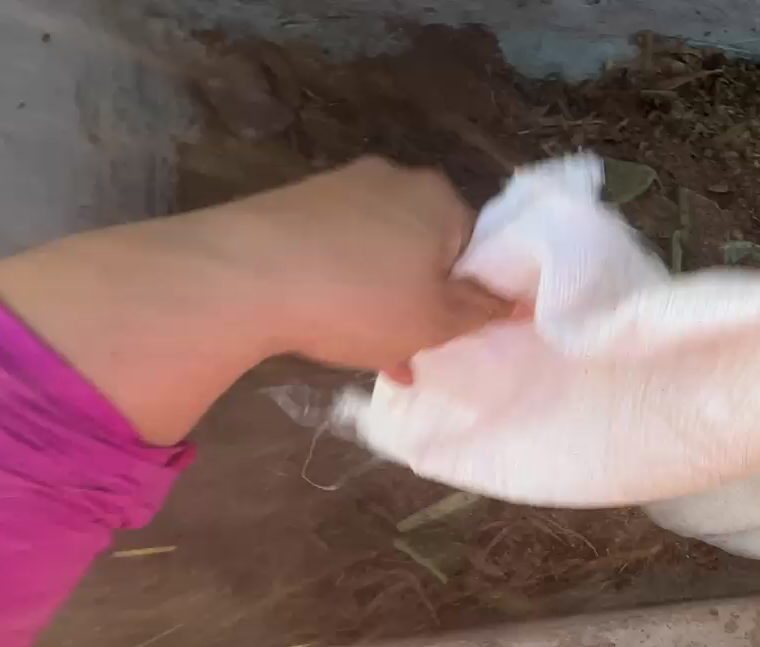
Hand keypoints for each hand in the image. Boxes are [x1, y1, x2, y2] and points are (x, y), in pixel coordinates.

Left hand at [193, 157, 503, 376]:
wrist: (235, 279)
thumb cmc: (363, 300)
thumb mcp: (442, 320)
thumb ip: (489, 311)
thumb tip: (524, 303)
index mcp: (440, 198)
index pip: (485, 245)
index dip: (484, 291)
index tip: (474, 328)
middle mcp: (393, 180)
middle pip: (436, 249)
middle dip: (436, 298)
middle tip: (431, 343)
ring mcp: (340, 190)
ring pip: (391, 257)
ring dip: (397, 302)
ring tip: (390, 353)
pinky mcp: (295, 207)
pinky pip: (348, 255)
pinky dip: (357, 292)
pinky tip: (350, 335)